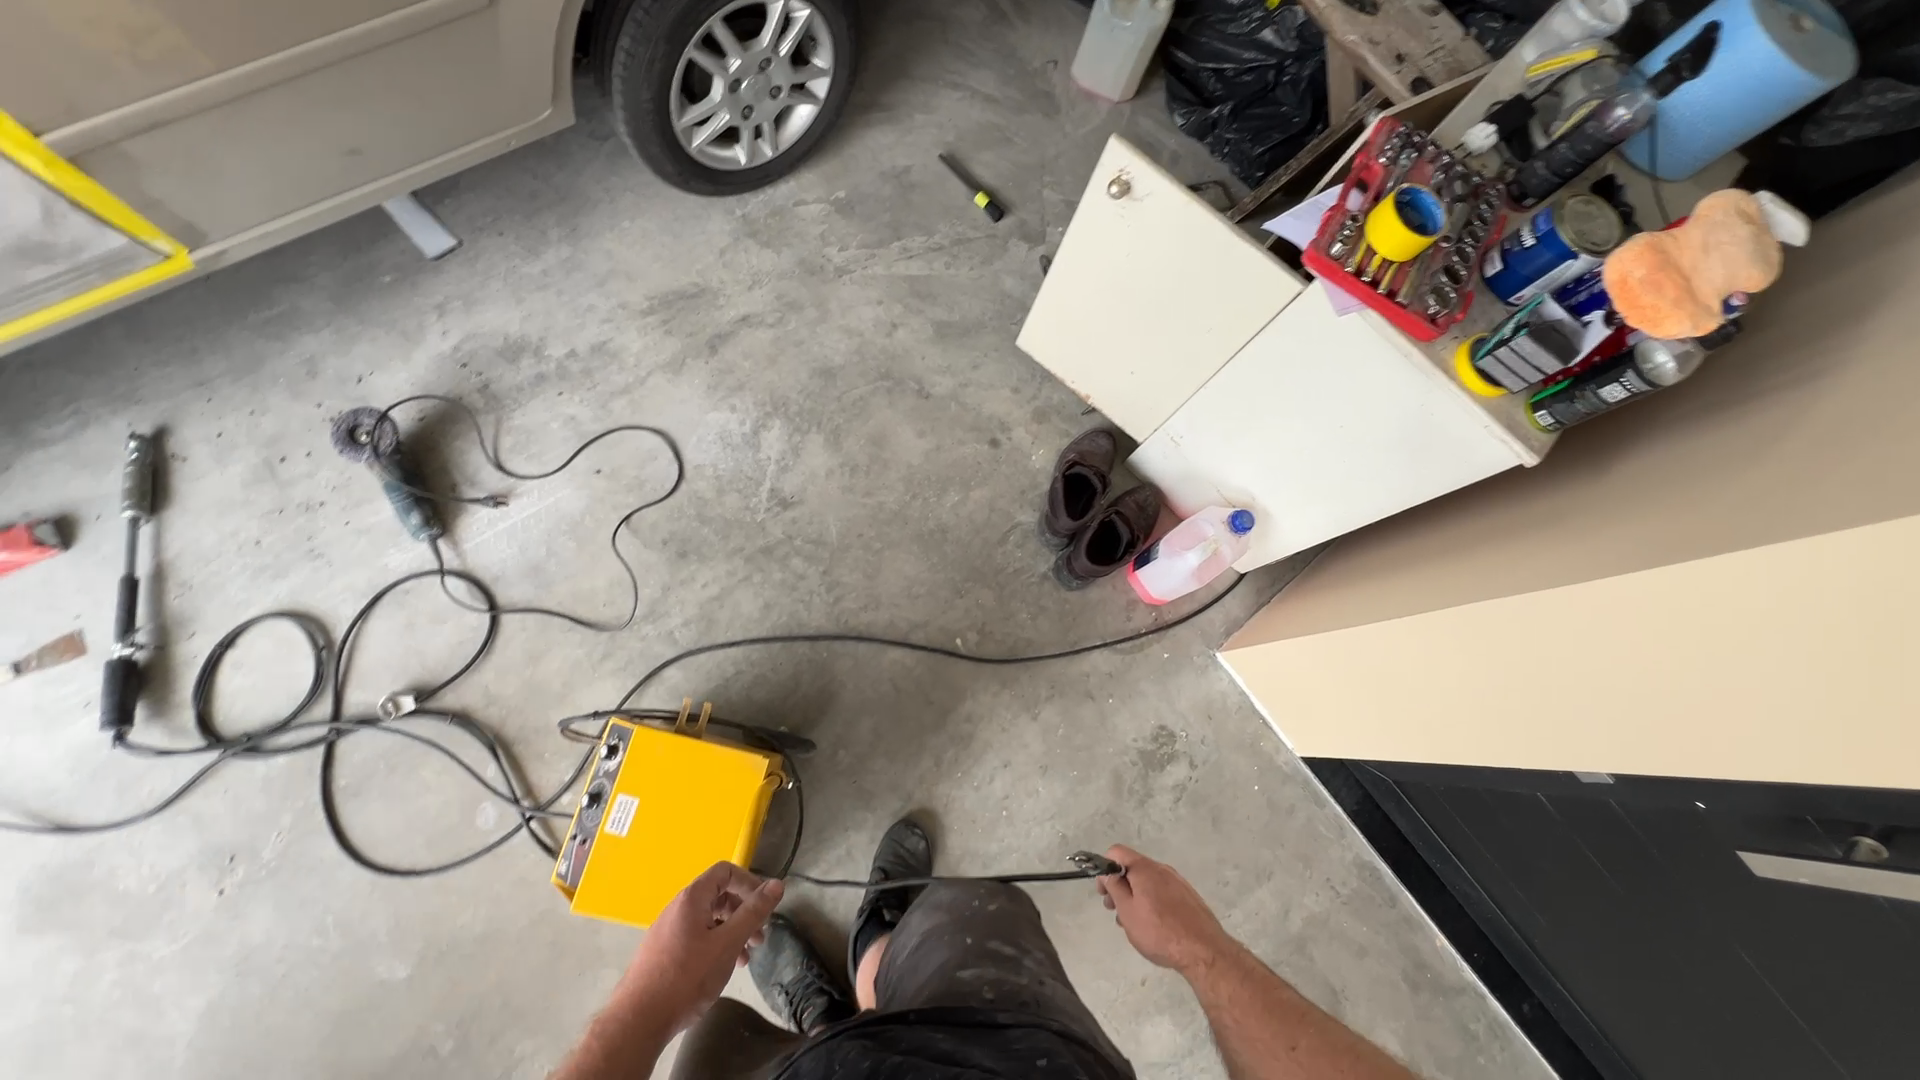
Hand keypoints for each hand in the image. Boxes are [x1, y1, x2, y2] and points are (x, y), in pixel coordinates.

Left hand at [618, 862, 784, 1035]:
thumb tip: (777, 884)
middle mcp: (678, 908)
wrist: (638, 1021)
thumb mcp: (728, 943)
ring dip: (732, 932)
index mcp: (692, 898)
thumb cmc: (687, 977)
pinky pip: (697, 937)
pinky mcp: (664, 952)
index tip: (765, 905)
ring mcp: (668, 931)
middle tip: (760, 937)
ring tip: (746, 958)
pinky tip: (723, 969)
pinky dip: (716, 945)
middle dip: (744, 912)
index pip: (725, 871)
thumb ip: (753, 912)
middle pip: (718, 895)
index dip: (749, 882)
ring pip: (709, 920)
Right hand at [1097, 845, 1237, 976]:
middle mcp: (1162, 869)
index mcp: (1145, 868)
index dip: (1105, 868)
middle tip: (1114, 910)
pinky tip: (1154, 925)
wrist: (1204, 952)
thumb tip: (1108, 872)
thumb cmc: (1159, 932)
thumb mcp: (1127, 911)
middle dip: (1119, 885)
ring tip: (1133, 923)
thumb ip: (1114, 887)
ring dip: (1135, 896)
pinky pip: (1163, 892)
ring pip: (1148, 882)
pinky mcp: (1189, 897)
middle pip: (1133, 867)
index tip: (1103, 892)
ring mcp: (1178, 882)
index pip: (1117, 852)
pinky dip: (1151, 901)